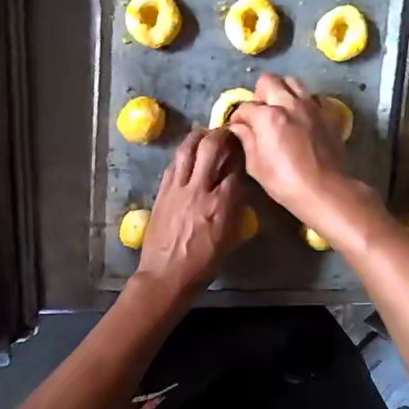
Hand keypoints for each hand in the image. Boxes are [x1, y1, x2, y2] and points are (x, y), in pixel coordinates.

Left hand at [134, 128, 245, 301]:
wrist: (166, 275)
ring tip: (206, 134)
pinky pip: (174, 165)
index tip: (246, 149)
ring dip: (198, 136)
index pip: (236, 167)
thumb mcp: (231, 239)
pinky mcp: (162, 192)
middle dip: (221, 134)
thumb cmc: (203, 264)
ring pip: (187, 149)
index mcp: (221, 204)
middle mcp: (199, 190)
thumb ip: (236, 210)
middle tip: (227, 132)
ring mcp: (177, 189)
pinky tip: (189, 156)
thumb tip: (239, 190)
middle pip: (211, 147)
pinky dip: (183, 155)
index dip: (242, 154)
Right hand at [226, 74, 360, 230]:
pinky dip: (304, 102)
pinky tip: (301, 117)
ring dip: (282, 91)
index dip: (238, 117)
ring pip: (293, 82)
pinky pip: (313, 97)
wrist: (324, 189)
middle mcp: (289, 103)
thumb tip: (239, 127)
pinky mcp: (327, 113)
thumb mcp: (256, 165)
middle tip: (260, 113)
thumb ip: (246, 140)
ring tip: (281, 110)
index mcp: (267, 116)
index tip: (238, 128)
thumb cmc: (284, 182)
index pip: (245, 106)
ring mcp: (311, 106)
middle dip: (259, 94)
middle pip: (269, 81)